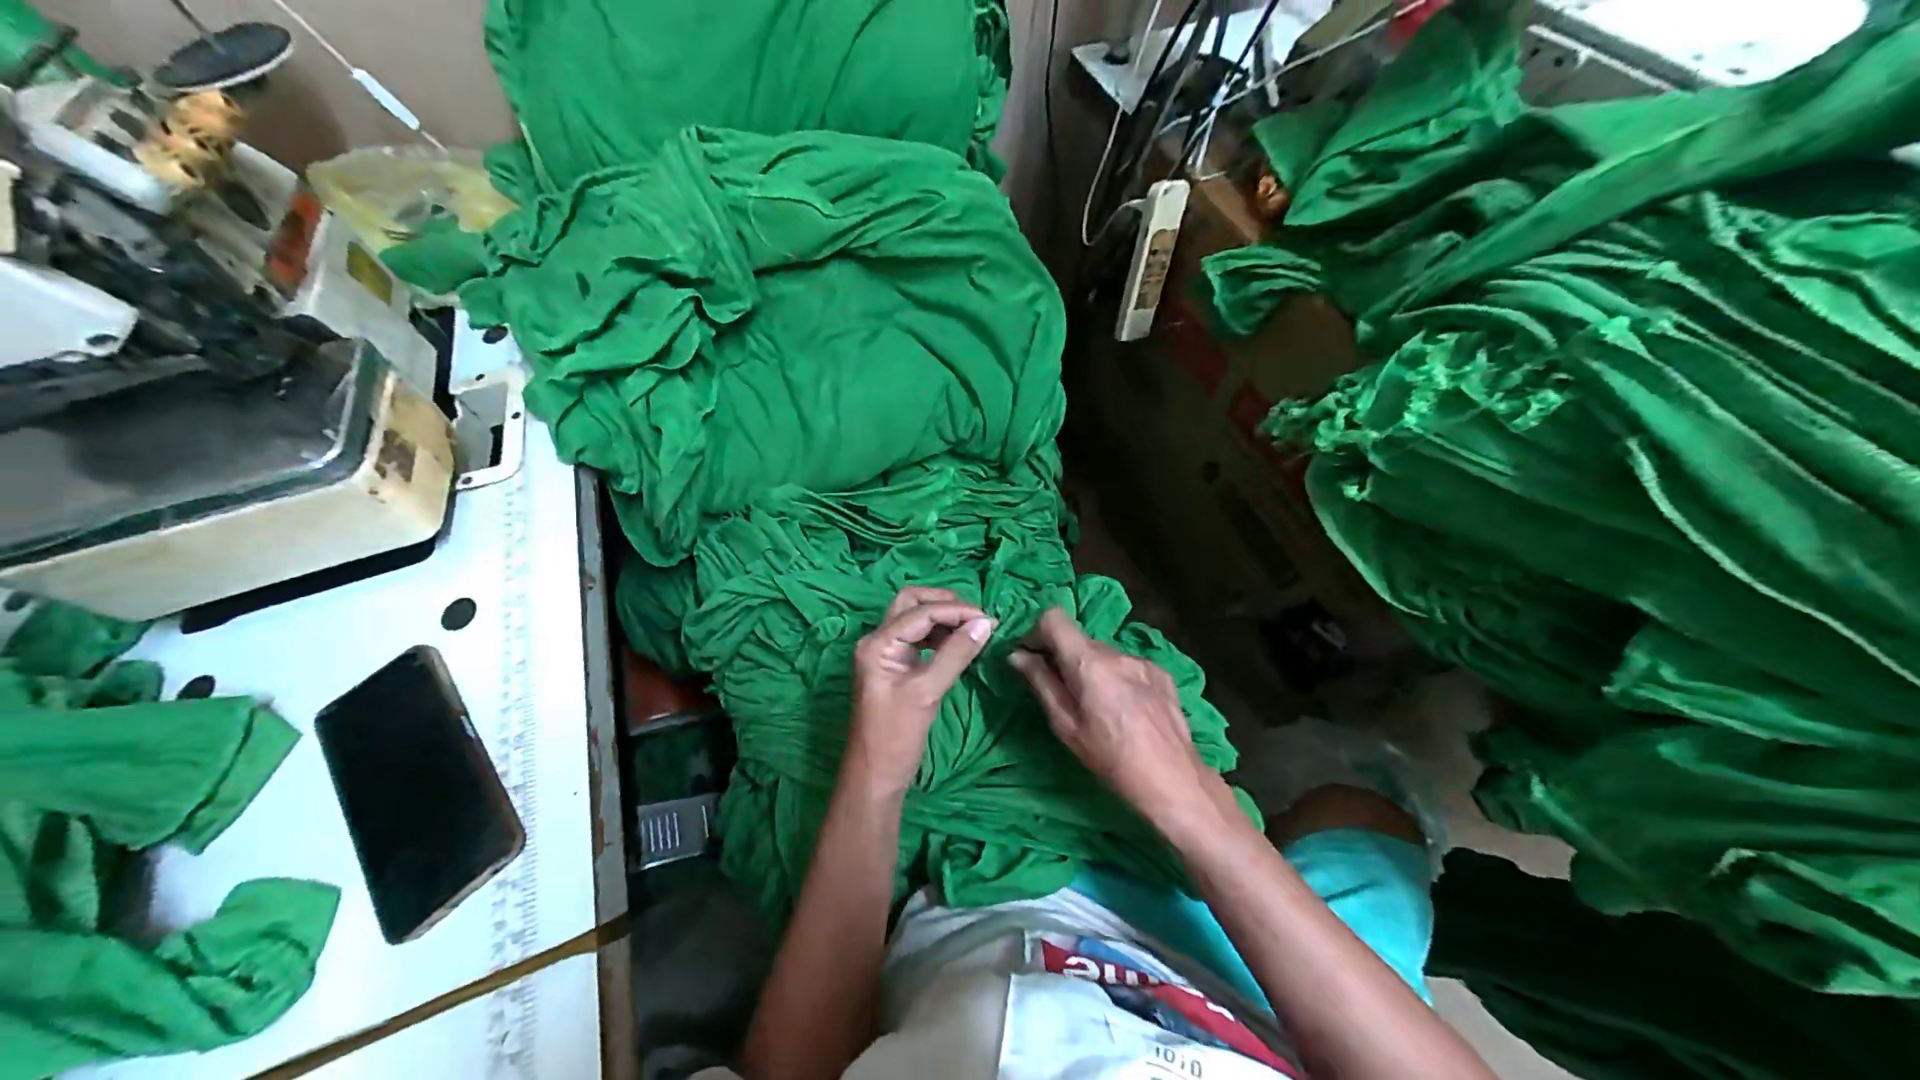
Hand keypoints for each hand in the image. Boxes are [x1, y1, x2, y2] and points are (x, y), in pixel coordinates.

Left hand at [846, 587, 995, 797]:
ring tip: (973, 630)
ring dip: (943, 618)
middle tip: (977, 618)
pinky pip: (916, 638)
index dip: (957, 611)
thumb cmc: (896, 737)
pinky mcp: (893, 666)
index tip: (989, 620)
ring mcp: (883, 653)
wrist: (874, 776)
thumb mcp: (927, 692)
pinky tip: (958, 645)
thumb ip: (956, 654)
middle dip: (945, 603)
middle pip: (911, 603)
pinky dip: (938, 635)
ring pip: (914, 618)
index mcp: (878, 643)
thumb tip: (984, 624)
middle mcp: (877, 641)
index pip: (921, 611)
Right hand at [1008, 609, 1227, 835]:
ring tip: (1096, 706)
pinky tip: (1124, 709)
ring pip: (1103, 653)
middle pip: (1079, 639)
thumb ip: (1040, 683)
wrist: (1173, 780)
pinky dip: (1116, 677)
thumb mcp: (1065, 725)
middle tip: (1060, 693)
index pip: (1054, 618)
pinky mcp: (1161, 673)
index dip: (1036, 633)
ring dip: (1091, 669)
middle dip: (1063, 657)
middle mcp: (1117, 652)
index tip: (1031, 659)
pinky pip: (1126, 665)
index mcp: (1089, 662)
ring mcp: (1142, 661)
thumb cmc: (1110, 758)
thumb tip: (1017, 655)